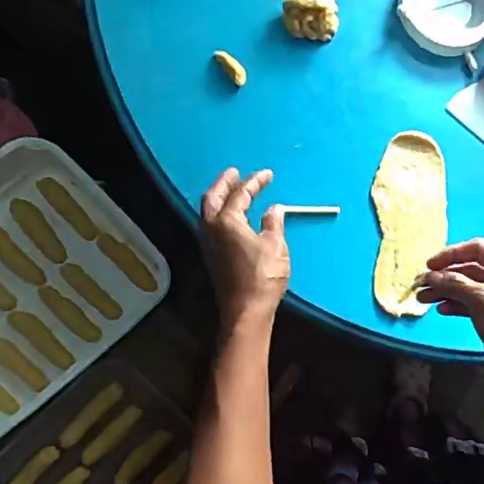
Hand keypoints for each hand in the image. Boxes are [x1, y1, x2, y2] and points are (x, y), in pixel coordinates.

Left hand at [200, 168, 288, 329]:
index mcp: (227, 221)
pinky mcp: (210, 256)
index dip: (255, 182)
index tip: (267, 174)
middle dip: (225, 183)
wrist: (246, 310)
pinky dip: (220, 214)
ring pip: (208, 212)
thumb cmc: (263, 276)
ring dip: (219, 198)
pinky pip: (211, 225)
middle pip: (213, 197)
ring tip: (232, 191)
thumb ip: (273, 223)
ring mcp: (207, 243)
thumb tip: (273, 209)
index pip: (241, 194)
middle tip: (235, 173)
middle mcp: (211, 228)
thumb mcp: (275, 245)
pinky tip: (231, 217)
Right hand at [416, 239, 483, 373]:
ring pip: (467, 287)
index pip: (478, 249)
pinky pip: (470, 302)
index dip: (452, 254)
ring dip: (445, 291)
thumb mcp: (480, 298)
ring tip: (422, 299)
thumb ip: (453, 283)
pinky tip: (440, 310)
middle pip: (470, 269)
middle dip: (444, 277)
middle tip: (421, 285)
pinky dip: (455, 304)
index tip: (430, 265)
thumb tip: (429, 276)